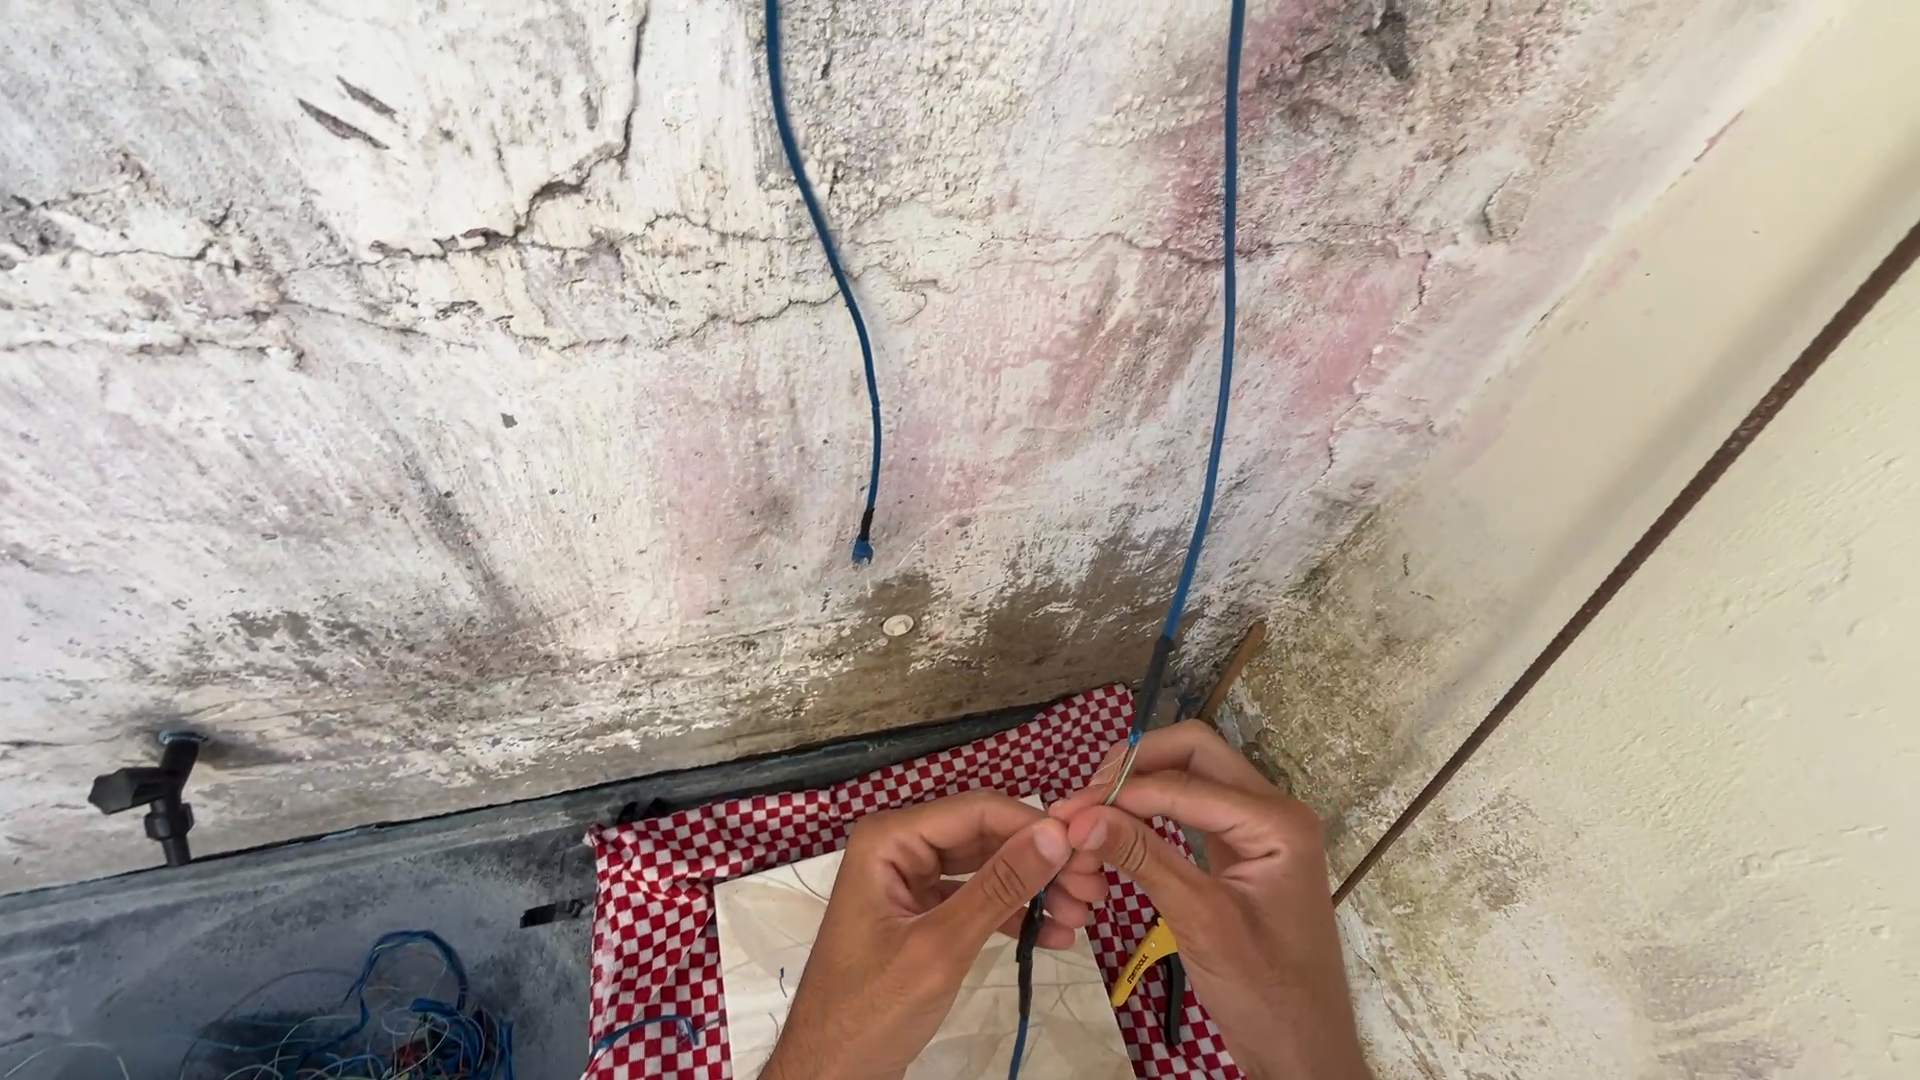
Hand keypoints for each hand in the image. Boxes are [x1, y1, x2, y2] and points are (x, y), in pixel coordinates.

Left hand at [762, 791, 1109, 1079]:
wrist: (830, 1075)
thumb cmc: (872, 1008)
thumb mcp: (941, 946)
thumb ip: (999, 887)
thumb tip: (1056, 835)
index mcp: (891, 837)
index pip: (976, 811)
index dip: (1032, 825)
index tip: (1086, 851)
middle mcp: (902, 845)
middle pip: (985, 836)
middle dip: (1039, 862)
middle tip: (1093, 889)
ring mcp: (912, 878)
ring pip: (986, 867)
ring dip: (1033, 890)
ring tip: (1082, 915)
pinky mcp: (923, 911)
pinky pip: (976, 897)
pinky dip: (1013, 914)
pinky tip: (1053, 935)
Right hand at [1050, 721, 1371, 1079]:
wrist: (1304, 1053)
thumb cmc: (1265, 992)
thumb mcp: (1200, 921)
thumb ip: (1143, 859)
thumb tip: (1081, 818)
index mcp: (1276, 820)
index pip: (1185, 782)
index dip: (1125, 792)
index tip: (1071, 812)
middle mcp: (1273, 807)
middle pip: (1194, 751)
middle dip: (1137, 764)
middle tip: (1089, 794)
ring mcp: (1260, 824)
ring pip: (1192, 770)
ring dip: (1143, 779)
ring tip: (1096, 805)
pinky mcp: (1244, 844)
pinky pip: (1194, 800)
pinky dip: (1155, 802)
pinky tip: (1124, 820)